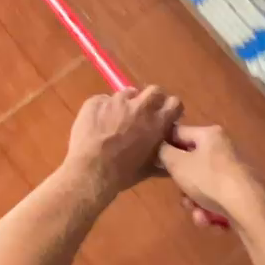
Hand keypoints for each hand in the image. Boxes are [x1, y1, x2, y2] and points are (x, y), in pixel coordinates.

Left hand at [62, 86, 182, 201]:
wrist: (90, 170)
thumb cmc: (123, 173)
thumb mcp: (149, 169)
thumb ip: (163, 157)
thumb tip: (169, 154)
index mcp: (157, 122)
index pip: (174, 102)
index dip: (170, 109)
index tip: (164, 116)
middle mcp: (139, 106)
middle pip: (154, 90)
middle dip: (152, 99)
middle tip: (143, 113)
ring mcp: (116, 101)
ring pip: (127, 93)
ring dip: (127, 103)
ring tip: (117, 119)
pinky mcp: (96, 101)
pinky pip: (105, 99)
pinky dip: (105, 108)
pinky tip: (98, 123)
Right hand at [159, 124, 264, 238]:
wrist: (251, 209)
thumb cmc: (210, 180)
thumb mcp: (177, 164)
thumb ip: (162, 152)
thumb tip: (159, 147)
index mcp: (210, 135)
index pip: (177, 133)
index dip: (163, 147)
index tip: (155, 163)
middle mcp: (224, 149)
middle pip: (191, 165)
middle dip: (183, 186)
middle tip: (182, 195)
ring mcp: (234, 172)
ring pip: (203, 186)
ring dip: (195, 203)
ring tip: (199, 214)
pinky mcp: (242, 193)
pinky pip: (217, 199)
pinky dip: (210, 211)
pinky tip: (210, 220)